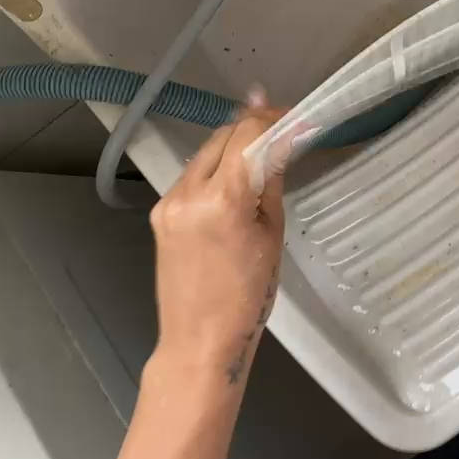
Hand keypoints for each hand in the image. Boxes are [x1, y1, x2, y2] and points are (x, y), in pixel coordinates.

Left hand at [147, 90, 290, 383]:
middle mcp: (188, 192)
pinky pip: (194, 173)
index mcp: (222, 198)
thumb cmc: (249, 293)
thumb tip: (283, 138)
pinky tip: (238, 173)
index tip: (297, 118)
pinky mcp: (161, 211)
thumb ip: (271, 177)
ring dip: (236, 143)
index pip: (248, 134)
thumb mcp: (272, 230)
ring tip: (266, 148)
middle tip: (286, 128)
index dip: (274, 119)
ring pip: (207, 150)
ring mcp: (169, 201)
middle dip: (255, 126)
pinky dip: (218, 164)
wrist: (200, 341)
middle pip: (225, 135)